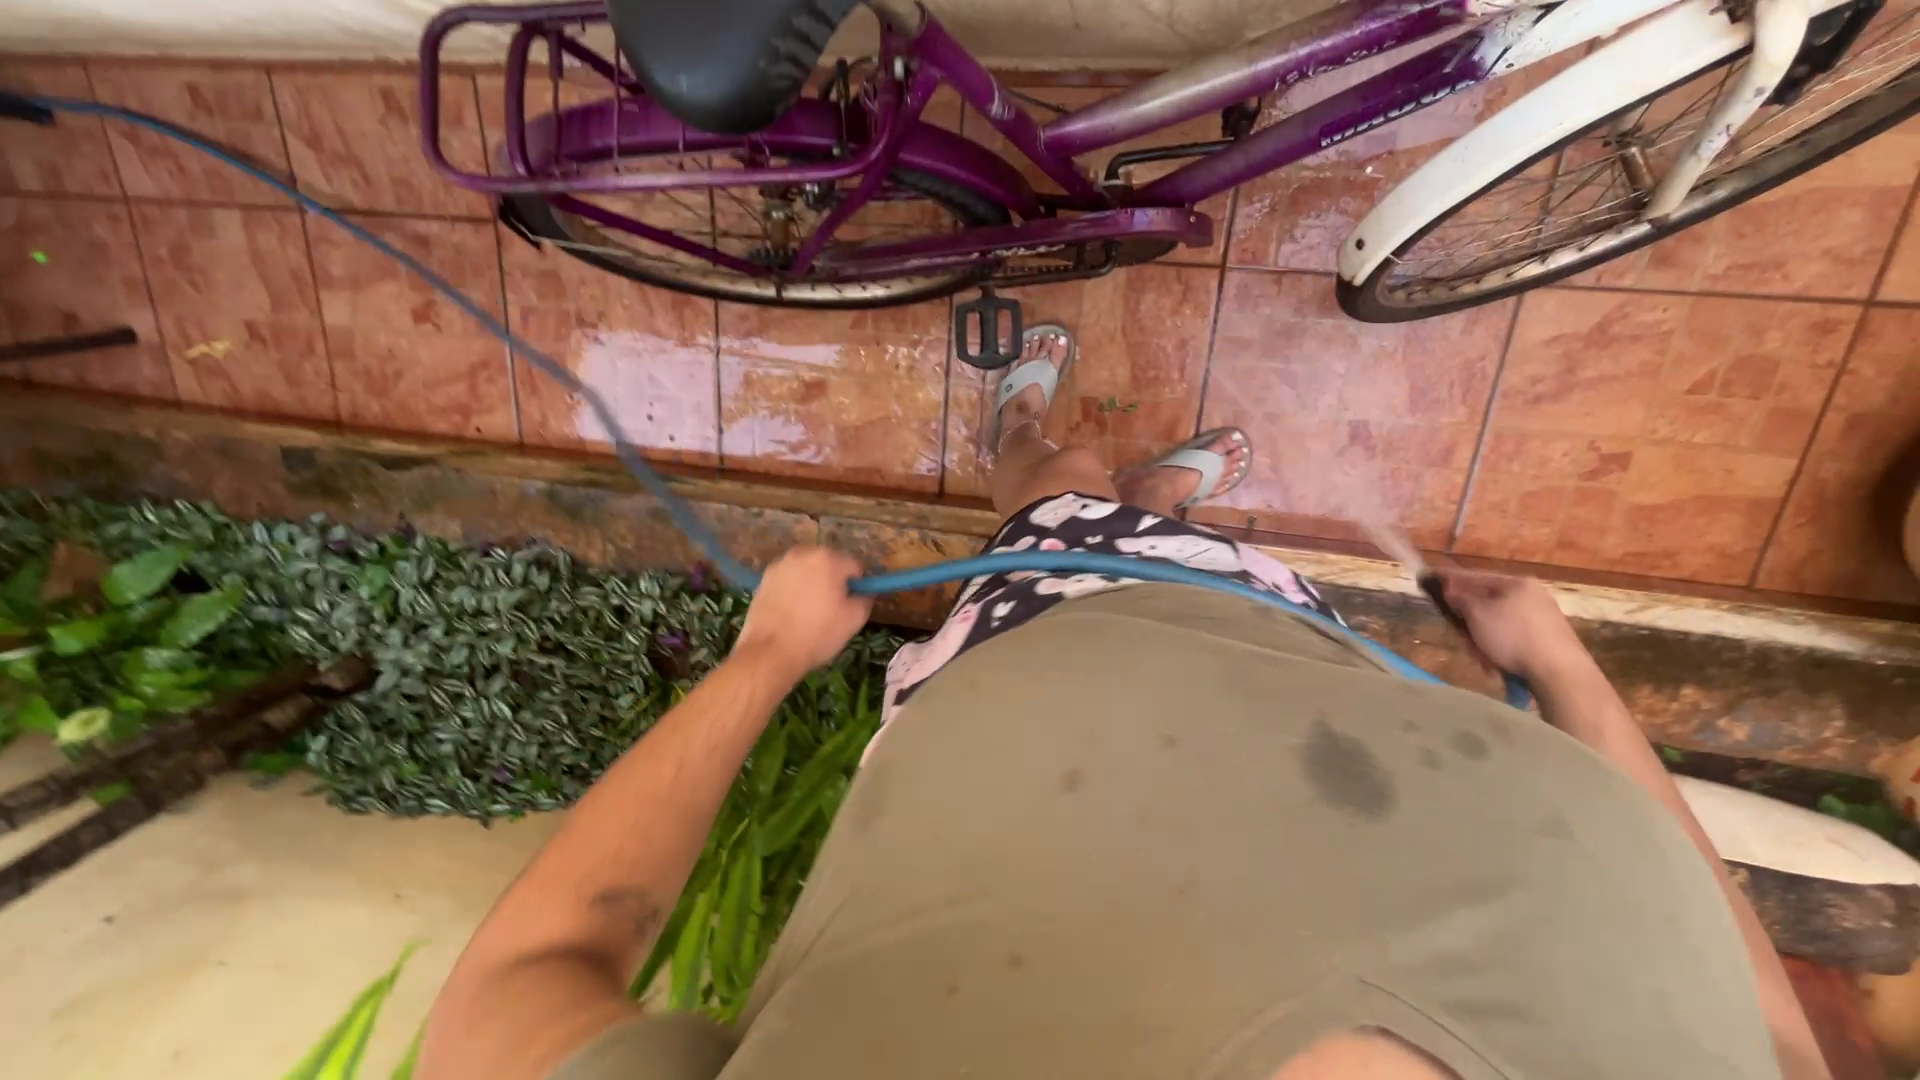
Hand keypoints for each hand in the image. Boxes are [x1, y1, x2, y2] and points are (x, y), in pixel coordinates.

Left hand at [731, 547, 872, 681]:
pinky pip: (788, 580)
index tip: (849, 607)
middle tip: (830, 610)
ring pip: (807, 572)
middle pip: (829, 565)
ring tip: (808, 613)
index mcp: (828, 558)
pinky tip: (790, 614)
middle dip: (833, 582)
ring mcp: (780, 565)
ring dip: (812, 585)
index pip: (854, 567)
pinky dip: (793, 591)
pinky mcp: (763, 579)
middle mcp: (803, 553)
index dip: (855, 587)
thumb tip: (864, 592)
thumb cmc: (817, 634)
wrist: (770, 652)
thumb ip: (866, 598)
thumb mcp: (854, 619)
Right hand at [1433, 570, 1593, 683]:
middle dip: (1468, 619)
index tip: (1425, 578)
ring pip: (1497, 621)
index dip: (1447, 579)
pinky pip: (1513, 635)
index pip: (1473, 576)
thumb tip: (1449, 588)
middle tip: (1459, 634)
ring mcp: (1543, 615)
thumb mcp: (1476, 615)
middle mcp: (1531, 594)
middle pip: (1485, 601)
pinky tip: (1497, 661)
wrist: (1560, 671)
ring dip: (1482, 637)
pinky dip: (1500, 646)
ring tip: (1481, 655)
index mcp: (1515, 583)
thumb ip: (1459, 598)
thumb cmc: (1513, 636)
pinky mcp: (1550, 636)